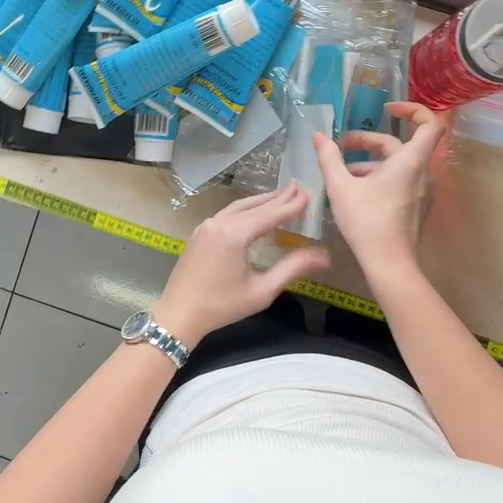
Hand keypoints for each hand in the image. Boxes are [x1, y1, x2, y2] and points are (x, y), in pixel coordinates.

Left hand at [153, 183, 330, 343]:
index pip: (270, 214)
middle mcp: (218, 223)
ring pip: (238, 207)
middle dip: (277, 197)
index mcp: (234, 234)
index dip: (291, 204)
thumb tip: (323, 256)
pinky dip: (245, 210)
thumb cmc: (221, 306)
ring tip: (281, 196)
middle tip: (299, 187)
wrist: (178, 314)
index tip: (309, 193)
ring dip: (261, 201)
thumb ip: (292, 268)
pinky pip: (226, 214)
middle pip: (254, 205)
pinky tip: (254, 213)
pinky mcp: (199, 233)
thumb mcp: (262, 291)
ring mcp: (205, 226)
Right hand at [312, 101, 444, 273]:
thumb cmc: (367, 222)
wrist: (390, 265)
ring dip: (371, 162)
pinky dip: (379, 177)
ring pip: (398, 165)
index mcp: (411, 161)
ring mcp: (422, 192)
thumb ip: (329, 158)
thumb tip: (318, 136)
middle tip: (341, 145)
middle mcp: (422, 173)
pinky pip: (401, 181)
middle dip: (370, 140)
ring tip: (341, 172)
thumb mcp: (341, 187)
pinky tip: (355, 191)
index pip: (430, 123)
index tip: (386, 109)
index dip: (412, 109)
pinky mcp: (416, 207)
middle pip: (401, 144)